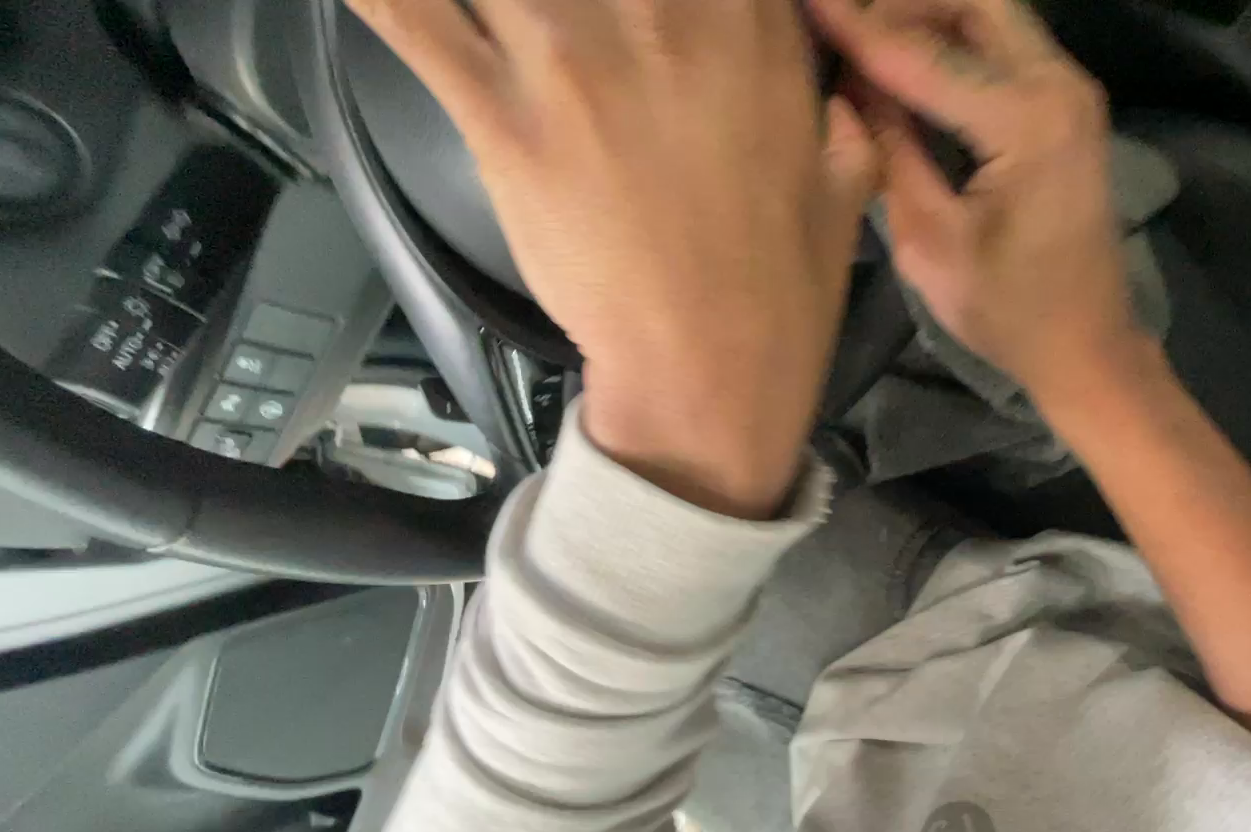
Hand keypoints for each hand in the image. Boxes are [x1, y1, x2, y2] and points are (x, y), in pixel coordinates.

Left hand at [348, 0, 879, 517]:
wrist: (712, 375)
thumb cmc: (784, 294)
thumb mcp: (844, 192)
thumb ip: (839, 119)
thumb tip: (840, 97)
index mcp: (751, 24)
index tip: (657, 5)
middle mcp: (659, 10)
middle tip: (581, 17)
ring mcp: (569, 56)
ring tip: (521, 26)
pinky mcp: (500, 118)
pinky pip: (406, 11)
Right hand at [810, 0, 1156, 399]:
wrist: (1086, 344)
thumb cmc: (1008, 315)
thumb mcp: (931, 245)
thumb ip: (891, 156)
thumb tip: (852, 89)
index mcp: (1028, 122)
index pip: (925, 57)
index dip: (858, 29)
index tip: (807, 3)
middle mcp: (1060, 84)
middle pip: (972, 1)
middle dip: (901, 3)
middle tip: (844, 24)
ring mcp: (1072, 91)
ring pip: (992, 14)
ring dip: (929, 17)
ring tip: (867, 41)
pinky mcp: (1069, 108)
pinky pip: (1006, 47)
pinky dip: (955, 43)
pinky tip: (910, 64)